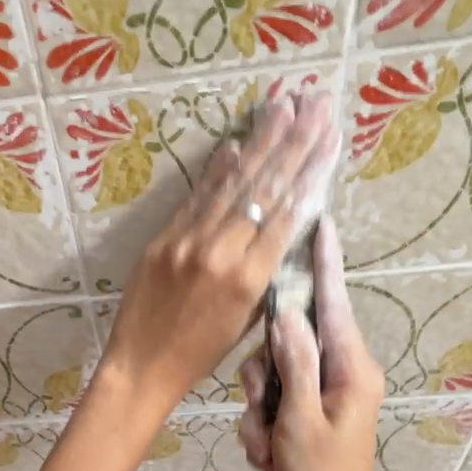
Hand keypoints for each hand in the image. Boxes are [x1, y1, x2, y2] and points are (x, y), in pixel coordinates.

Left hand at [97, 92, 337, 415]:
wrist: (141, 367)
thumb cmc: (200, 354)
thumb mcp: (245, 319)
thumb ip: (266, 271)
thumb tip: (284, 225)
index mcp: (248, 278)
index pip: (288, 213)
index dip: (311, 171)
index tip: (330, 137)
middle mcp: (219, 252)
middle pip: (263, 189)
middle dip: (293, 143)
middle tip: (315, 103)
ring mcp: (186, 242)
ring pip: (230, 186)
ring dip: (259, 143)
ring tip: (282, 107)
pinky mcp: (160, 240)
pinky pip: (196, 198)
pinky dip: (217, 171)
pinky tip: (235, 144)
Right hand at [237, 219, 387, 470]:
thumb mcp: (301, 419)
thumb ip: (294, 362)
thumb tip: (287, 311)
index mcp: (352, 368)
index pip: (333, 303)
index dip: (323, 264)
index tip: (320, 224)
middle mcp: (341, 371)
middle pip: (287, 343)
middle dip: (263, 382)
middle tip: (264, 418)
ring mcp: (323, 391)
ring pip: (272, 374)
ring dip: (259, 412)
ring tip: (269, 447)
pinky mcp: (309, 408)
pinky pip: (272, 400)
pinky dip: (263, 427)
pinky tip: (271, 455)